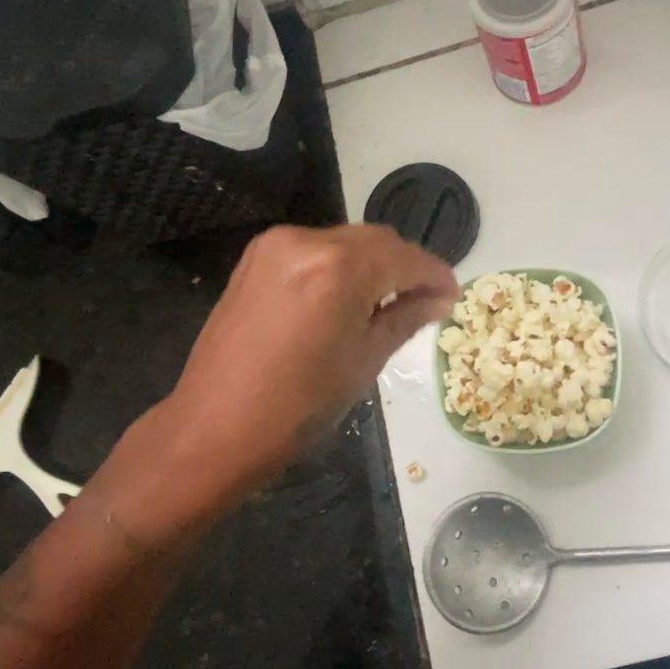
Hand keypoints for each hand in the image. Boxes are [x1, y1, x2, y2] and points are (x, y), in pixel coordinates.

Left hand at [162, 223, 456, 487]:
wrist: (216, 427)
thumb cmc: (300, 405)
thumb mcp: (365, 360)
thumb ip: (405, 318)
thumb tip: (439, 299)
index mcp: (339, 268)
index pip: (405, 258)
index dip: (435, 275)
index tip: (453, 296)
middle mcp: (307, 241)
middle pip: (376, 241)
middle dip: (406, 266)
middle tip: (428, 300)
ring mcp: (275, 247)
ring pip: (345, 242)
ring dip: (374, 264)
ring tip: (391, 302)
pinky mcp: (255, 259)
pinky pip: (315, 251)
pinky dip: (341, 266)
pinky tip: (350, 298)